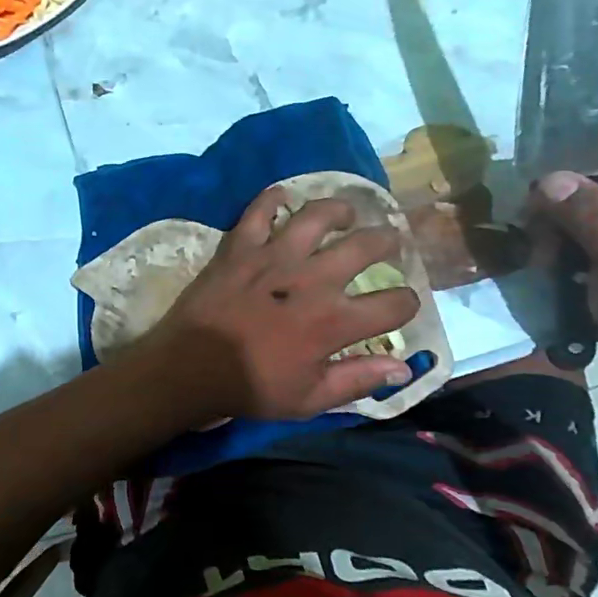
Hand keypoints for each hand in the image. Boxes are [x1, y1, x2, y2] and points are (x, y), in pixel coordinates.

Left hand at [145, 186, 420, 420]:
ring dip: (340, 210)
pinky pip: (262, 209)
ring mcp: (276, 256)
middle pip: (366, 246)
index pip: (394, 304)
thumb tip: (404, 368)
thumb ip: (359, 380)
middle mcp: (314, 279)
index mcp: (334, 321)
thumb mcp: (310, 399)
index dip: (407, 304)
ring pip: (318, 215)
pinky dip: (275, 198)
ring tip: (347, 213)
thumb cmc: (251, 387)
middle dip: (387, 241)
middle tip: (390, 242)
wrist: (189, 368)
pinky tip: (284, 197)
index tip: (401, 306)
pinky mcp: (242, 245)